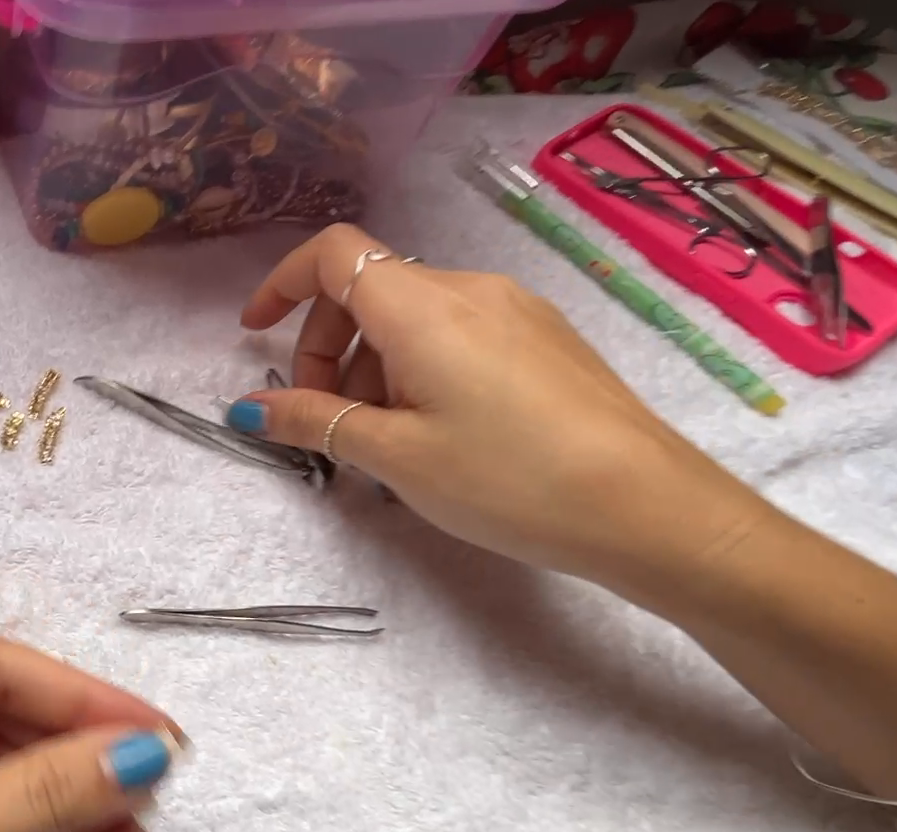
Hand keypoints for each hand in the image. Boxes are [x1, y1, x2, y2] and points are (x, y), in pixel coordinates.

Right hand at [227, 224, 770, 588]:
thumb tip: (247, 407)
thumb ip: (311, 421)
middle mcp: (469, 291)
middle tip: (320, 420)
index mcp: (425, 309)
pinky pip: (448, 335)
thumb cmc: (505, 479)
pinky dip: (408, 371)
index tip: (254, 335)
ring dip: (365, 368)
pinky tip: (425, 431)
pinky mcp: (537, 339)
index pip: (334, 255)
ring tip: (376, 442)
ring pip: (406, 319)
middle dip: (322, 348)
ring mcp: (511, 312)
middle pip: (365, 290)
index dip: (281, 283)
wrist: (649, 511)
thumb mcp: (392, 454)